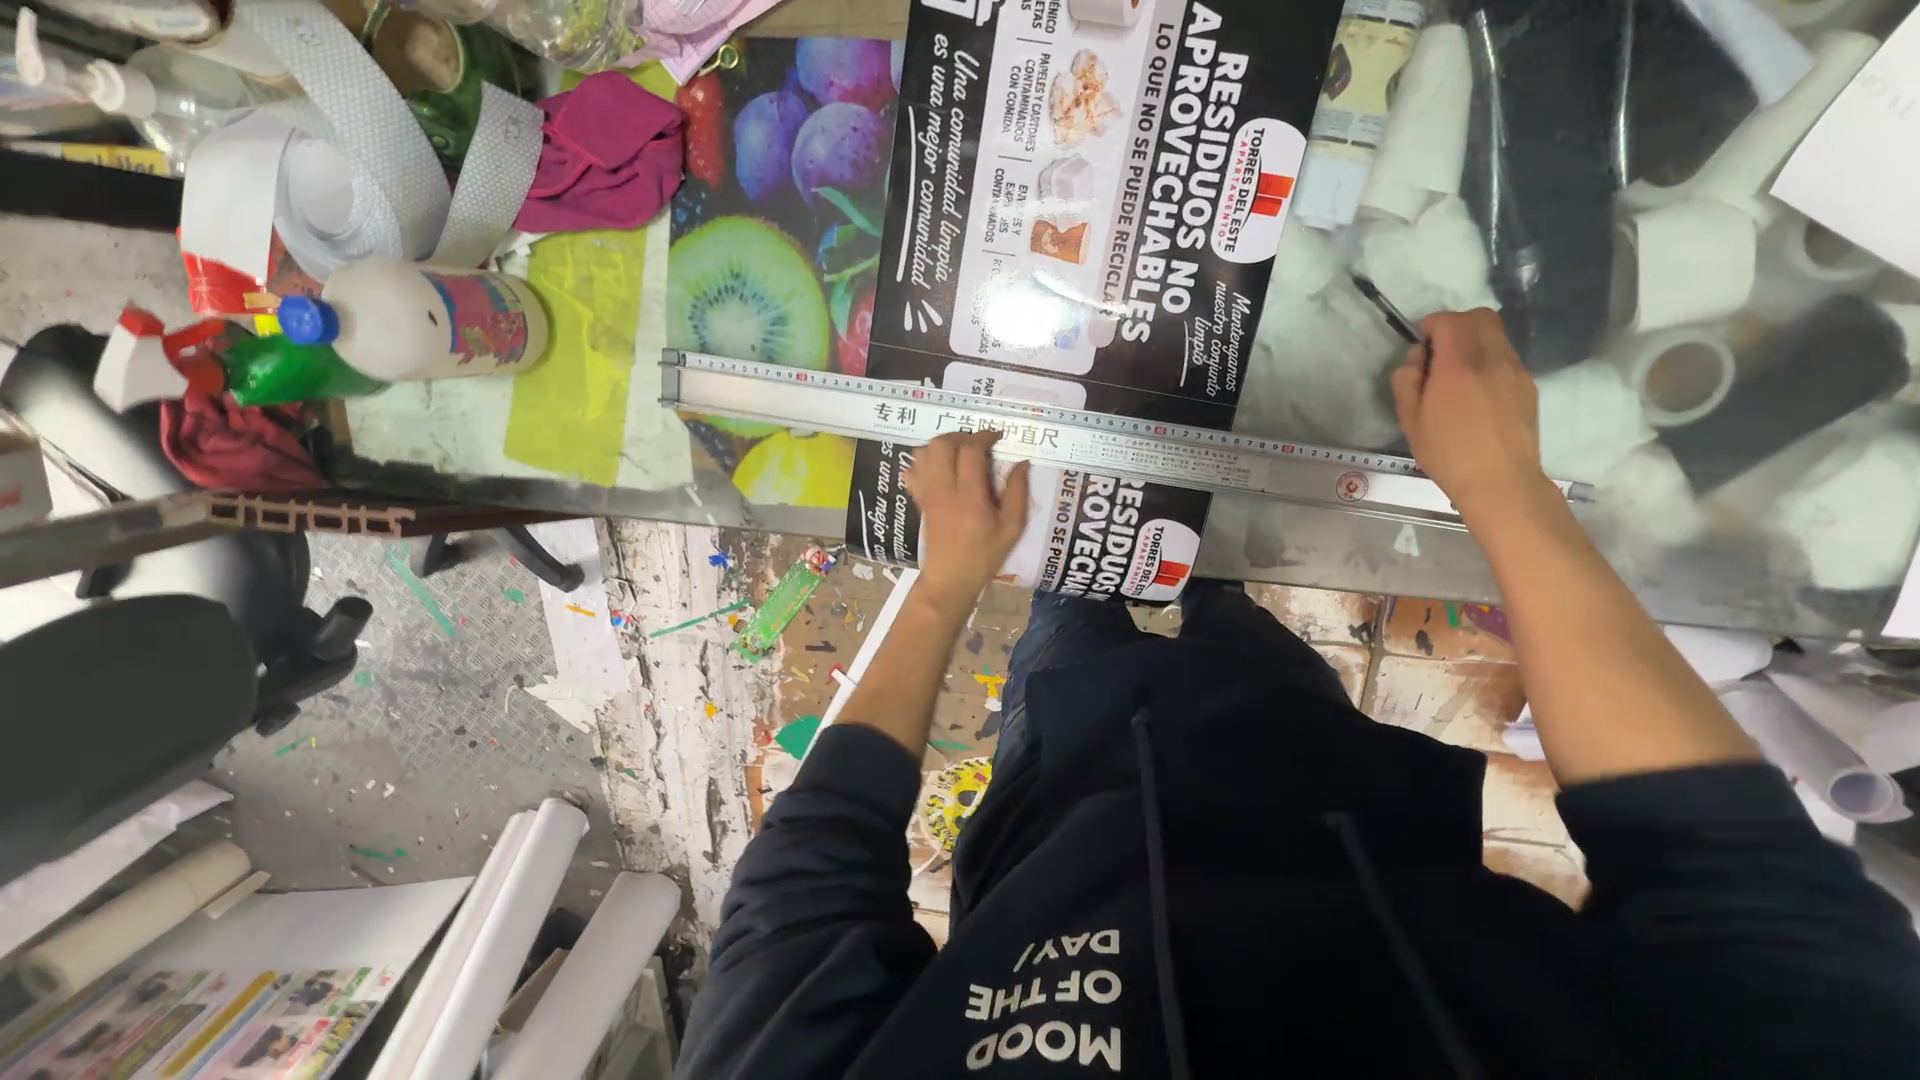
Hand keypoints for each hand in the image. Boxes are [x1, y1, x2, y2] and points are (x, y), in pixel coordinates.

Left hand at [902, 432, 1030, 607]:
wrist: (951, 577)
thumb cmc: (985, 554)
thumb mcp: (1012, 527)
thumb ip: (1018, 492)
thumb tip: (1022, 463)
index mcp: (970, 497)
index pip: (970, 451)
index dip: (984, 436)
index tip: (997, 437)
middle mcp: (944, 490)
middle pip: (941, 444)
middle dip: (961, 435)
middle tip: (977, 443)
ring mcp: (928, 494)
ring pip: (924, 453)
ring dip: (942, 445)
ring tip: (960, 453)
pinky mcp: (920, 499)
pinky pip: (912, 470)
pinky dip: (924, 462)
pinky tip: (941, 469)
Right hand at [1390, 309, 1553, 522]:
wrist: (1500, 480)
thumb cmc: (1447, 453)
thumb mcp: (1410, 419)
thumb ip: (1407, 380)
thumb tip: (1418, 358)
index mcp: (1459, 366)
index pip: (1449, 320)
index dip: (1430, 325)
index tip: (1420, 346)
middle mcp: (1492, 358)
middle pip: (1480, 316)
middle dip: (1456, 325)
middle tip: (1439, 353)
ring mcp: (1515, 370)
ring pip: (1496, 334)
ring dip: (1474, 342)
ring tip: (1458, 375)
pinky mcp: (1528, 384)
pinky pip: (1506, 356)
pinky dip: (1488, 360)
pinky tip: (1477, 392)